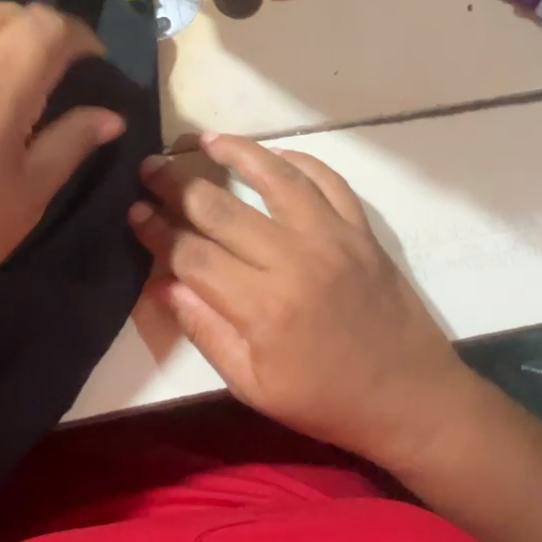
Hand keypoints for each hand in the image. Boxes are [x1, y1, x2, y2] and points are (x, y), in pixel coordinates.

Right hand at [128, 133, 477, 468]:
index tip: (132, 212)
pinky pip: (327, 181)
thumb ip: (205, 330)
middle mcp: (294, 258)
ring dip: (235, 152)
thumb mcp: (252, 385)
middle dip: (176, 184)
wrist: (409, 398)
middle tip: (149, 167)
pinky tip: (273, 154)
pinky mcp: (361, 231)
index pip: (191, 253)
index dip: (156, 230)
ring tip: (201, 140)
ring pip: (275, 177)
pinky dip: (298, 161)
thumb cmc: (324, 401)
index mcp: (261, 306)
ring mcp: (333, 238)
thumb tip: (162, 284)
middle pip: (221, 207)